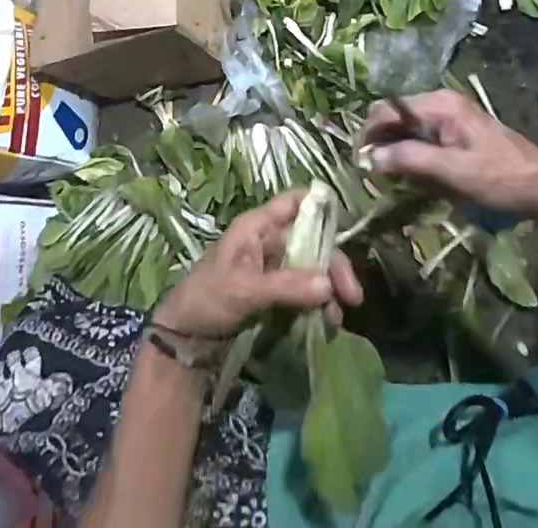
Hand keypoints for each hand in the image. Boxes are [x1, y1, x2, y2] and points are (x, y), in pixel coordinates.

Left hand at [152, 189, 364, 338]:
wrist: (185, 335)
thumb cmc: (208, 299)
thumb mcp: (245, 291)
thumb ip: (286, 286)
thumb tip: (328, 284)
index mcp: (257, 227)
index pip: (293, 202)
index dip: (320, 204)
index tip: (346, 224)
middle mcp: (268, 240)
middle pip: (312, 240)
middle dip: (333, 265)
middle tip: (352, 296)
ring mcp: (273, 266)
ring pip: (312, 267)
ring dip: (328, 290)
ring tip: (336, 320)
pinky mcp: (276, 290)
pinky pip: (305, 290)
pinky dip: (318, 304)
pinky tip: (326, 324)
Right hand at [361, 90, 537, 216]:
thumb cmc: (502, 179)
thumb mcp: (454, 172)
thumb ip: (410, 160)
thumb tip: (370, 158)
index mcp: (440, 105)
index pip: (386, 109)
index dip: (368, 133)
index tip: (360, 162)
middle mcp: (441, 103)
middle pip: (394, 117)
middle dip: (380, 143)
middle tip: (372, 174)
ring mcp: (449, 117)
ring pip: (405, 129)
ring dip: (394, 151)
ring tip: (390, 178)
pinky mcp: (454, 132)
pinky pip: (420, 138)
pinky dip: (410, 155)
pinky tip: (411, 176)